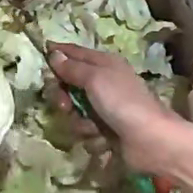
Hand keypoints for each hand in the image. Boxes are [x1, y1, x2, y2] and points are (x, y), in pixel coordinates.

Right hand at [46, 43, 192, 175]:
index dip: (57, 53)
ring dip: (76, 118)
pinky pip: (85, 126)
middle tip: (63, 103)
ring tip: (87, 125)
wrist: (151, 140)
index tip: (40, 57)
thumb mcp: (94, 78)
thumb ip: (72, 67)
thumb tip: (54, 54)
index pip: (75, 52)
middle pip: (70, 82)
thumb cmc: (122, 102)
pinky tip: (99, 137)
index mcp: (104, 63)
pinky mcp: (105, 128)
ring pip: (74, 107)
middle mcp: (103, 81)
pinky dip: (89, 133)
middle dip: (63, 94)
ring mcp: (105, 106)